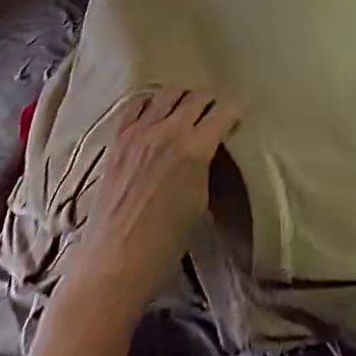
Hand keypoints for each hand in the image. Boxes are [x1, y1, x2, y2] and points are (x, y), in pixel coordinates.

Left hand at [63, 87, 240, 314]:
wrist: (115, 262)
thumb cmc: (165, 244)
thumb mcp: (200, 201)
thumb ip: (204, 164)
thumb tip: (208, 146)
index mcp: (195, 149)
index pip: (224, 111)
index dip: (237, 109)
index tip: (240, 113)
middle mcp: (168, 131)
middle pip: (197, 96)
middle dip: (211, 101)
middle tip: (215, 113)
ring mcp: (139, 132)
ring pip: (168, 92)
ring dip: (182, 98)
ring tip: (186, 111)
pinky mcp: (119, 138)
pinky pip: (138, 104)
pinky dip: (152, 104)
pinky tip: (156, 115)